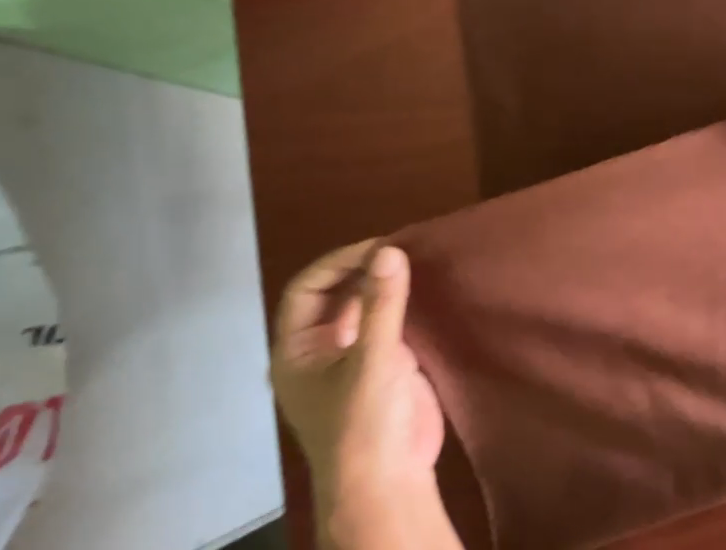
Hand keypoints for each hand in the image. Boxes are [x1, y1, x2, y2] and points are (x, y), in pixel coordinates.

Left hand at [271, 241, 444, 495]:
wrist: (387, 478)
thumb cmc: (363, 422)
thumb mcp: (373, 359)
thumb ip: (382, 304)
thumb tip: (389, 249)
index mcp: (296, 351)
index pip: (307, 289)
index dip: (340, 262)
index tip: (383, 246)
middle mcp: (319, 350)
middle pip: (333, 294)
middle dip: (364, 268)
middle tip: (405, 247)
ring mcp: (351, 358)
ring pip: (362, 307)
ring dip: (385, 284)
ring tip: (419, 260)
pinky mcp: (384, 366)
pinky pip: (388, 323)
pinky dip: (404, 302)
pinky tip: (428, 290)